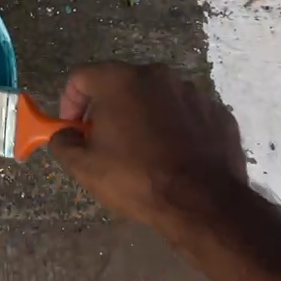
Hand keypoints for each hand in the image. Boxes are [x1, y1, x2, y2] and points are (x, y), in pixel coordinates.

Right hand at [49, 63, 251, 244]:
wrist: (205, 205)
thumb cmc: (137, 179)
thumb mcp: (85, 167)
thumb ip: (63, 142)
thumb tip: (64, 134)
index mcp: (119, 79)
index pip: (81, 77)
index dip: (70, 102)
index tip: (73, 128)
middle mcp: (155, 74)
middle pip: (120, 84)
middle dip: (108, 109)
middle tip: (106, 141)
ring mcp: (191, 92)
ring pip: (156, 98)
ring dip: (144, 116)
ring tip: (145, 152)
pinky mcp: (218, 112)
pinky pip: (186, 114)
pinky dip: (177, 128)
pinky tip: (176, 156)